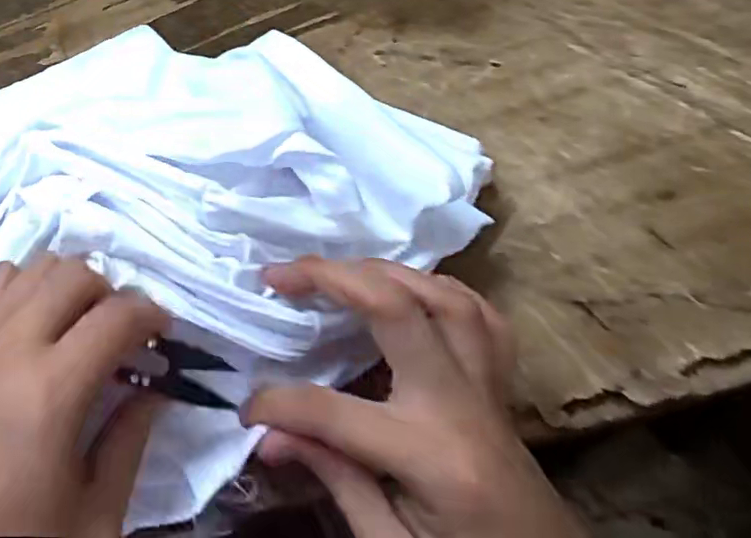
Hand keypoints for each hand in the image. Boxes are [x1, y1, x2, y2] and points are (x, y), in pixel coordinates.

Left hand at [0, 254, 169, 537]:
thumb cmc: (18, 536)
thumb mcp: (94, 513)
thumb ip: (129, 440)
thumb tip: (156, 388)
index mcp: (51, 391)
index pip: (113, 317)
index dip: (150, 314)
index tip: (166, 331)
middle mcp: (12, 345)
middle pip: (72, 273)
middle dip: (112, 290)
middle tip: (127, 331)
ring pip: (35, 266)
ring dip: (71, 281)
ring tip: (87, 321)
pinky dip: (30, 282)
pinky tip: (42, 317)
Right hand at [243, 258, 585, 537]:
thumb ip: (333, 478)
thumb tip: (267, 436)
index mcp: (433, 456)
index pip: (331, 411)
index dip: (276, 406)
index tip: (248, 411)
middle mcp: (463, 408)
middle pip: (396, 308)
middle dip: (326, 276)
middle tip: (277, 276)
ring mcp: (491, 393)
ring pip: (445, 297)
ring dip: (381, 272)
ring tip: (334, 273)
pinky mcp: (502, 390)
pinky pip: (483, 318)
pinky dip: (437, 291)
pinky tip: (401, 292)